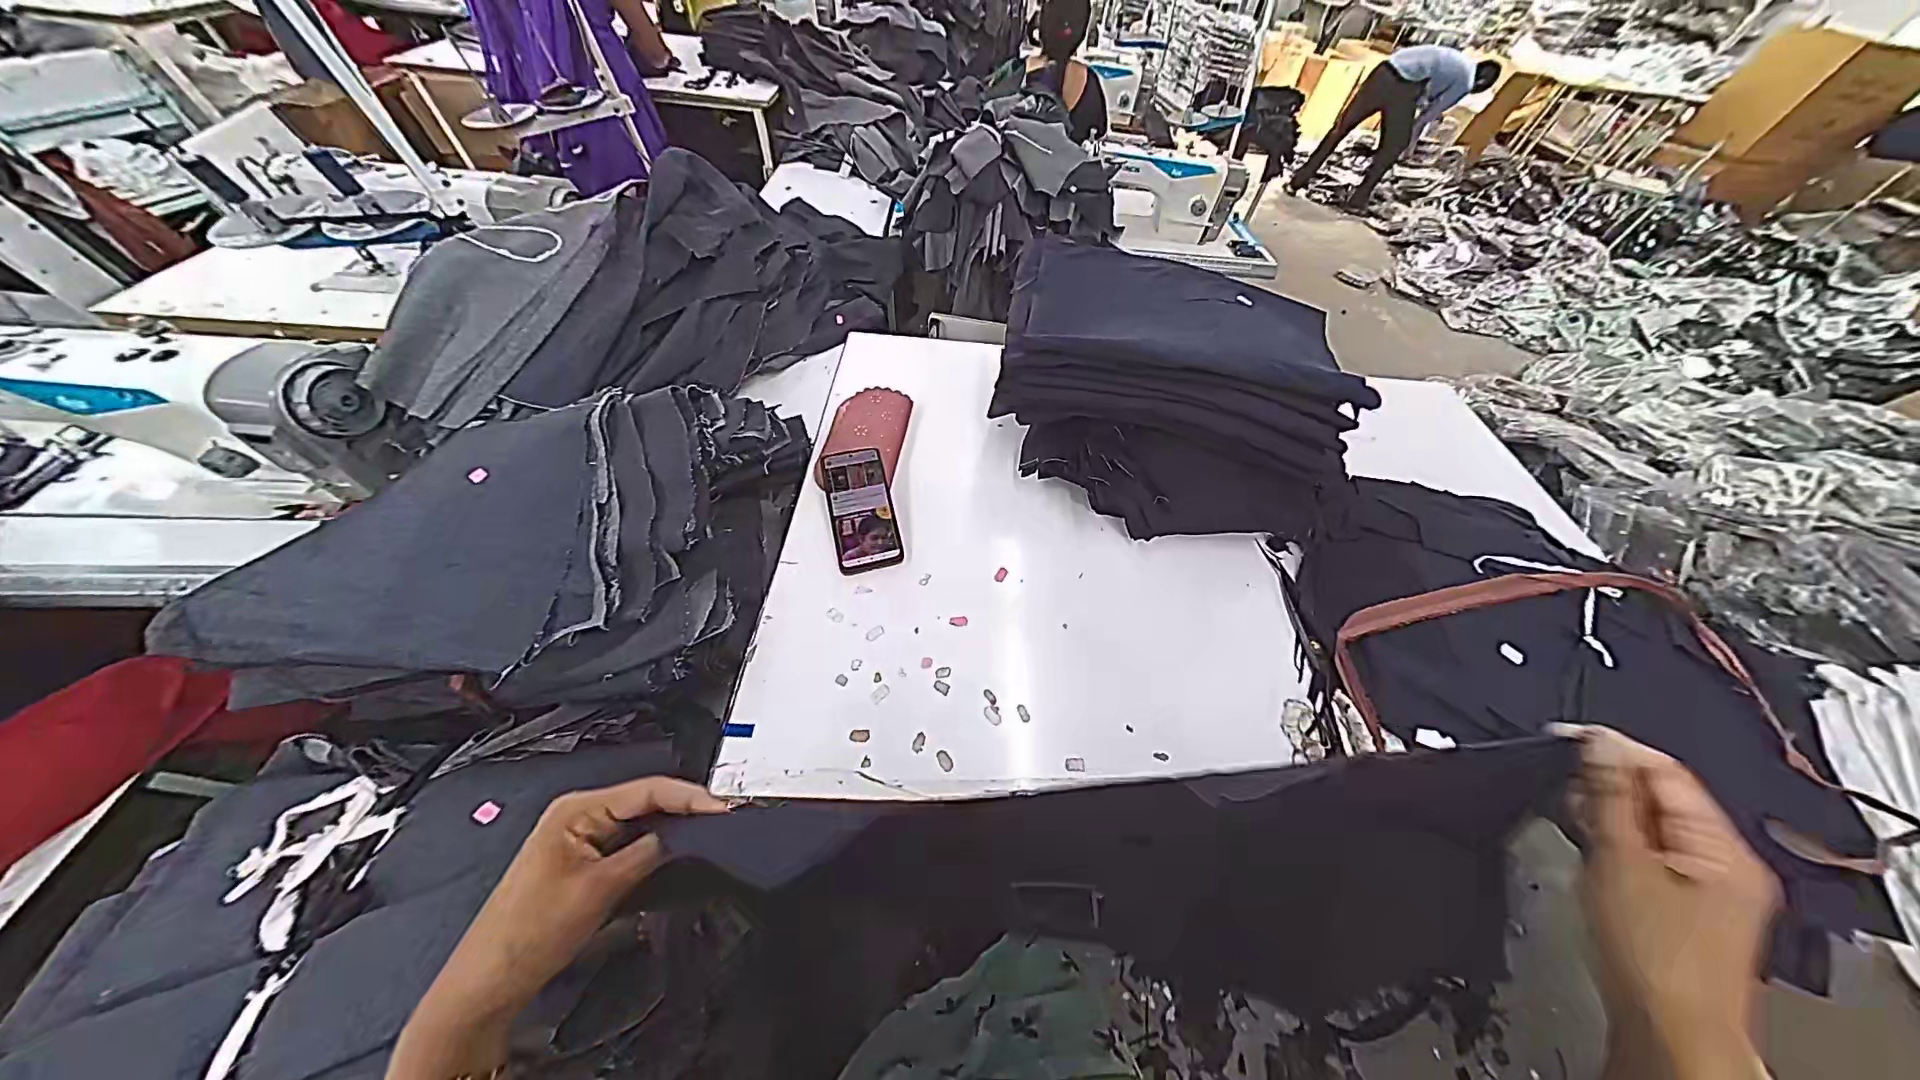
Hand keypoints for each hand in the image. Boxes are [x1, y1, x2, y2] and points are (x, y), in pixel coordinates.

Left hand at [387, 777, 727, 1079]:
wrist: (488, 984)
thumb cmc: (524, 936)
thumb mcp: (602, 887)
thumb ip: (649, 852)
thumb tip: (685, 834)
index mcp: (576, 808)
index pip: (649, 789)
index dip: (691, 796)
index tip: (722, 808)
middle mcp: (578, 815)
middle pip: (647, 801)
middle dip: (685, 810)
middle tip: (722, 821)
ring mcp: (581, 836)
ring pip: (642, 822)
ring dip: (672, 830)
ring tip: (706, 837)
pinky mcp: (585, 858)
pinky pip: (631, 842)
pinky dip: (655, 847)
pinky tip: (673, 856)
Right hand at [1557, 725, 1778, 1079]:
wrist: (1663, 1021)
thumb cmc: (1652, 952)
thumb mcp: (1619, 858)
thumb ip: (1609, 795)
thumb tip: (1598, 744)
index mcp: (1722, 849)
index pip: (1666, 772)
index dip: (1614, 748)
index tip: (1563, 735)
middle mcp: (1721, 862)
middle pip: (1657, 796)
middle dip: (1605, 783)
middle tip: (1558, 780)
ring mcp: (1701, 882)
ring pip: (1645, 821)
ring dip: (1604, 810)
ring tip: (1568, 814)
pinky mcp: (1675, 897)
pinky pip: (1641, 848)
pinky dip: (1609, 836)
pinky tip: (1584, 841)